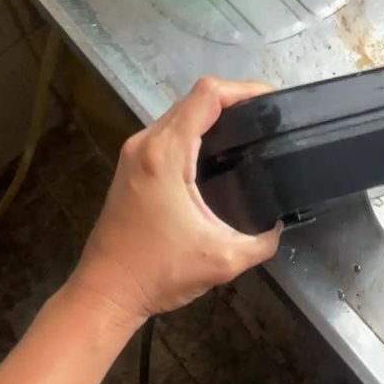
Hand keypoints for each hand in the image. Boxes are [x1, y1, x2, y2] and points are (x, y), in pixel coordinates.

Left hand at [65, 77, 282, 329]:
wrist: (105, 294)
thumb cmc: (157, 273)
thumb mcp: (222, 260)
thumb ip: (262, 240)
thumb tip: (279, 225)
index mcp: (166, 154)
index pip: (207, 95)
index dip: (244, 89)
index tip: (272, 101)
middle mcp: (146, 144)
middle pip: (194, 99)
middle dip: (233, 100)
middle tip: (267, 118)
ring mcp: (134, 153)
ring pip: (179, 114)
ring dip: (212, 115)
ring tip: (248, 131)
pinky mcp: (131, 166)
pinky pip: (169, 132)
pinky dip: (196, 130)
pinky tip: (218, 151)